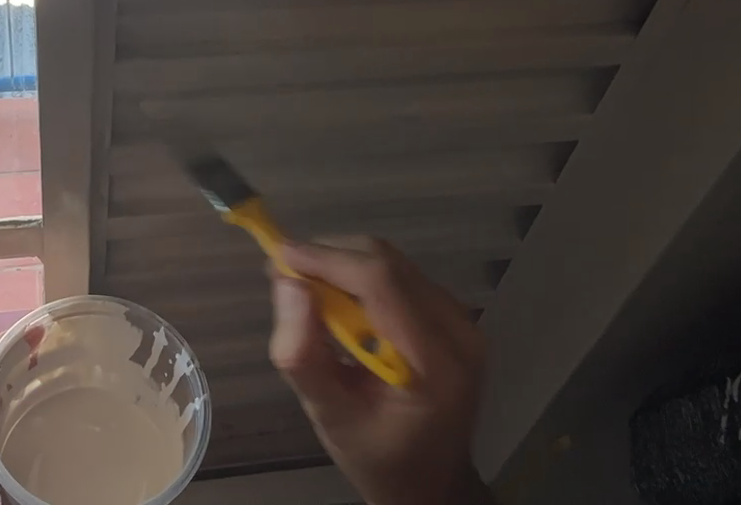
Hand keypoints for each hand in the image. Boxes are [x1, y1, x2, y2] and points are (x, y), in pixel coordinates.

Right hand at [270, 238, 493, 504]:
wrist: (432, 483)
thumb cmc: (378, 457)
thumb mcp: (331, 417)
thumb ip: (304, 356)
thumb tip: (287, 284)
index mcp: (437, 363)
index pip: (381, 282)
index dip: (326, 260)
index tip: (279, 258)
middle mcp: (458, 330)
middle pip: (385, 262)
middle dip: (328, 257)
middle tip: (285, 275)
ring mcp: (461, 318)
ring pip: (389, 259)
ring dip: (341, 262)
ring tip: (305, 287)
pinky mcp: (452, 313)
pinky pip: (398, 273)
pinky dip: (358, 273)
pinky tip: (336, 299)